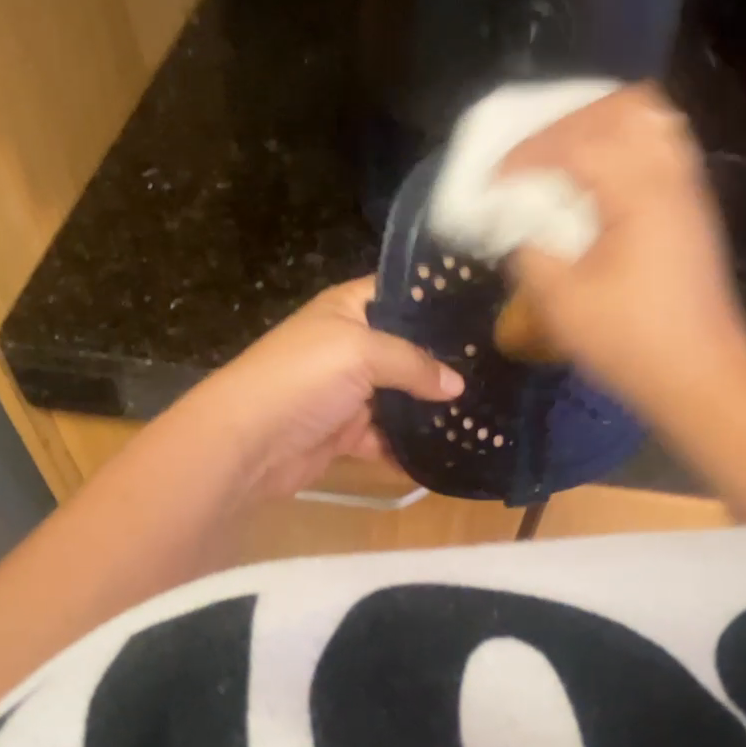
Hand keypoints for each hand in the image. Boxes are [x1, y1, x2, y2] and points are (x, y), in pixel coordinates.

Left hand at [177, 277, 463, 499]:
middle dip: (444, 363)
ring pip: (400, 398)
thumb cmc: (302, 378)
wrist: (247, 442)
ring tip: (484, 414)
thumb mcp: (361, 352)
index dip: (437, 301)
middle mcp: (349, 345)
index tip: (486, 313)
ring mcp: (347, 392)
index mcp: (348, 309)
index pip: (400, 294)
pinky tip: (449, 452)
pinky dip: (409, 448)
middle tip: (498, 370)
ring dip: (431, 409)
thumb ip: (414, 363)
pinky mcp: (345, 433)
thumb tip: (457, 385)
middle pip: (406, 350)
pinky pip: (386, 439)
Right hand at [498, 83, 745, 406]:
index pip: (576, 141)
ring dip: (600, 128)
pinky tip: (595, 183)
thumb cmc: (630, 343)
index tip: (495, 181)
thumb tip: (518, 224)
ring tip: (562, 158)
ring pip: (650, 121)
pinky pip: (660, 148)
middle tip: (532, 155)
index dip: (527, 153)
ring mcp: (688, 189)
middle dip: (567, 123)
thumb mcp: (561, 303)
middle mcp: (670, 176)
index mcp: (638, 193)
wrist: (701, 376)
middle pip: (622, 107)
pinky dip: (623, 148)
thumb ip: (529, 250)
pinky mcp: (692, 209)